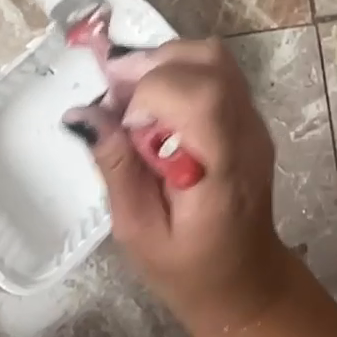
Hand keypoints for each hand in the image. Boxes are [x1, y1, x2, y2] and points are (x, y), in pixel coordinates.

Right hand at [79, 38, 295, 330]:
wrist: (246, 280)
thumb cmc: (188, 268)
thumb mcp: (138, 231)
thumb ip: (117, 168)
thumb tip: (82, 113)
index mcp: (224, 169)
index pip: (203, 98)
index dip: (155, 93)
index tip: (124, 121)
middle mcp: (248, 132)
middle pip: (210, 63)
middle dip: (154, 65)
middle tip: (113, 89)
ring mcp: (254, 119)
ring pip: (214, 57)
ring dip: (165, 61)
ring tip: (130, 90)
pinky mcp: (250, 115)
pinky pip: (217, 70)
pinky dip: (179, 69)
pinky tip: (153, 97)